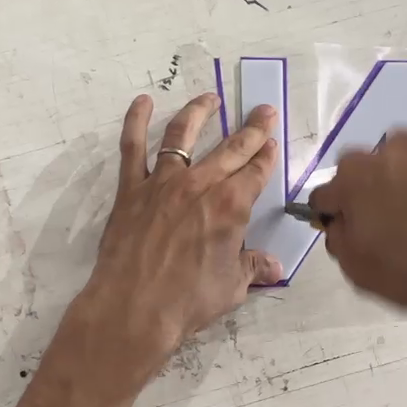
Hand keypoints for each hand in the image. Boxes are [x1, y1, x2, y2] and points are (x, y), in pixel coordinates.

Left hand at [66, 92, 283, 371]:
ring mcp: (163, 183)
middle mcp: (200, 185)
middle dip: (252, 128)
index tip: (272, 143)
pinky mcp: (131, 189)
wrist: (133, 308)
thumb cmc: (187, 302)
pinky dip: (136, 121)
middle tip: (263, 111)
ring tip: (209, 98)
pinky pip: (133, 148)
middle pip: (231, 148)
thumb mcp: (231, 287)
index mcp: (231, 207)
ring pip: (183, 135)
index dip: (267, 156)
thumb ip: (252, 268)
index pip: (256, 172)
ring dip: (199, 113)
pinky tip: (142, 102)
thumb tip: (274, 267)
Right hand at [308, 133, 406, 316]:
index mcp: (351, 178)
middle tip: (389, 238)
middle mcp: (386, 151)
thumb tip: (341, 229)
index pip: (324, 197)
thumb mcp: (365, 274)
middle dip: (370, 201)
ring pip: (404, 173)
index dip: (334, 222)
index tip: (352, 242)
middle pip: (364, 177)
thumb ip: (341, 247)